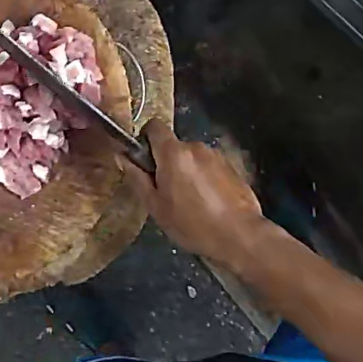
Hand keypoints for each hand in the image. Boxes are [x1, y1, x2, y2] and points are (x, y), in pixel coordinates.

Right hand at [131, 122, 274, 267]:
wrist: (239, 235)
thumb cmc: (192, 224)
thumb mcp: (156, 207)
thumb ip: (137, 178)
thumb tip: (122, 156)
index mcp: (174, 152)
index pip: (154, 126)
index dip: (145, 139)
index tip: (144, 161)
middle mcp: (196, 146)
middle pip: (174, 146)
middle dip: (167, 163)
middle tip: (166, 192)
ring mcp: (216, 155)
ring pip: (192, 158)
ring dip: (186, 172)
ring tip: (190, 202)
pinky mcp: (231, 166)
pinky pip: (208, 166)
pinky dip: (204, 178)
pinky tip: (208, 203)